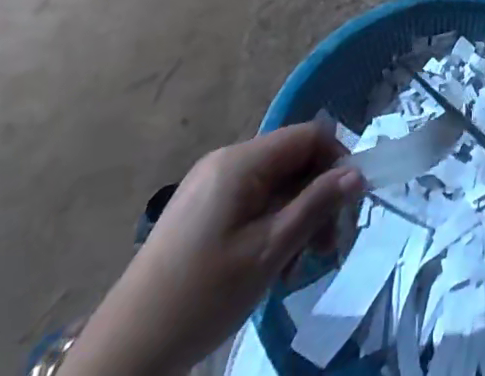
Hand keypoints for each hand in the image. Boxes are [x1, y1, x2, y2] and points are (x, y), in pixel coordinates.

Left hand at [60, 124, 363, 375]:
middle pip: (294, 161)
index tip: (349, 206)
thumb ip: (317, 205)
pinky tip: (274, 265)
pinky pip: (254, 202)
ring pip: (277, 185)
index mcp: (240, 162)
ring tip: (300, 265)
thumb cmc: (204, 295)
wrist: (127, 349)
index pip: (309, 136)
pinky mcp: (203, 210)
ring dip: (298, 218)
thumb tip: (357, 172)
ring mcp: (211, 185)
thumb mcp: (270, 250)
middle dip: (318, 198)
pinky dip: (273, 226)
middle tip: (327, 248)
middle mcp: (226, 162)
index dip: (337, 162)